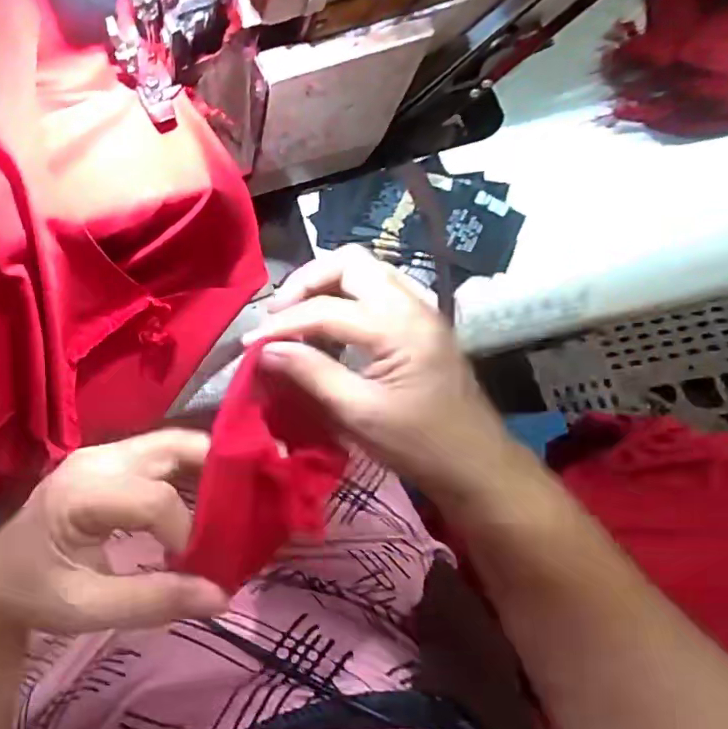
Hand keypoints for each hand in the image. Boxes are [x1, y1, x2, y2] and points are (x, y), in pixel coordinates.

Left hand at [0, 430, 231, 648]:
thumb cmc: (34, 594)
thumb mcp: (87, 608)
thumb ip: (153, 600)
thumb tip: (221, 595)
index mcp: (80, 492)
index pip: (154, 498)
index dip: (188, 532)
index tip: (202, 568)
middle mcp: (93, 460)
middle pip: (170, 447)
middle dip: (217, 469)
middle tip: (258, 500)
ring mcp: (98, 457)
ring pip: (167, 446)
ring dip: (207, 469)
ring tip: (242, 502)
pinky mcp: (104, 465)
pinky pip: (156, 459)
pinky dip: (188, 476)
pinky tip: (208, 504)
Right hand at [243, 245, 529, 505]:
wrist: (477, 465)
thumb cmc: (418, 444)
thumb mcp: (358, 413)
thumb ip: (310, 373)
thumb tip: (264, 350)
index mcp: (399, 328)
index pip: (326, 309)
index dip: (282, 324)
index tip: (250, 344)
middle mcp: (413, 306)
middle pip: (349, 263)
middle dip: (305, 282)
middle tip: (277, 315)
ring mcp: (420, 310)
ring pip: (365, 269)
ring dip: (325, 284)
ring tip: (296, 315)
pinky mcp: (420, 322)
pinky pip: (377, 287)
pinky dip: (345, 295)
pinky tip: (328, 324)